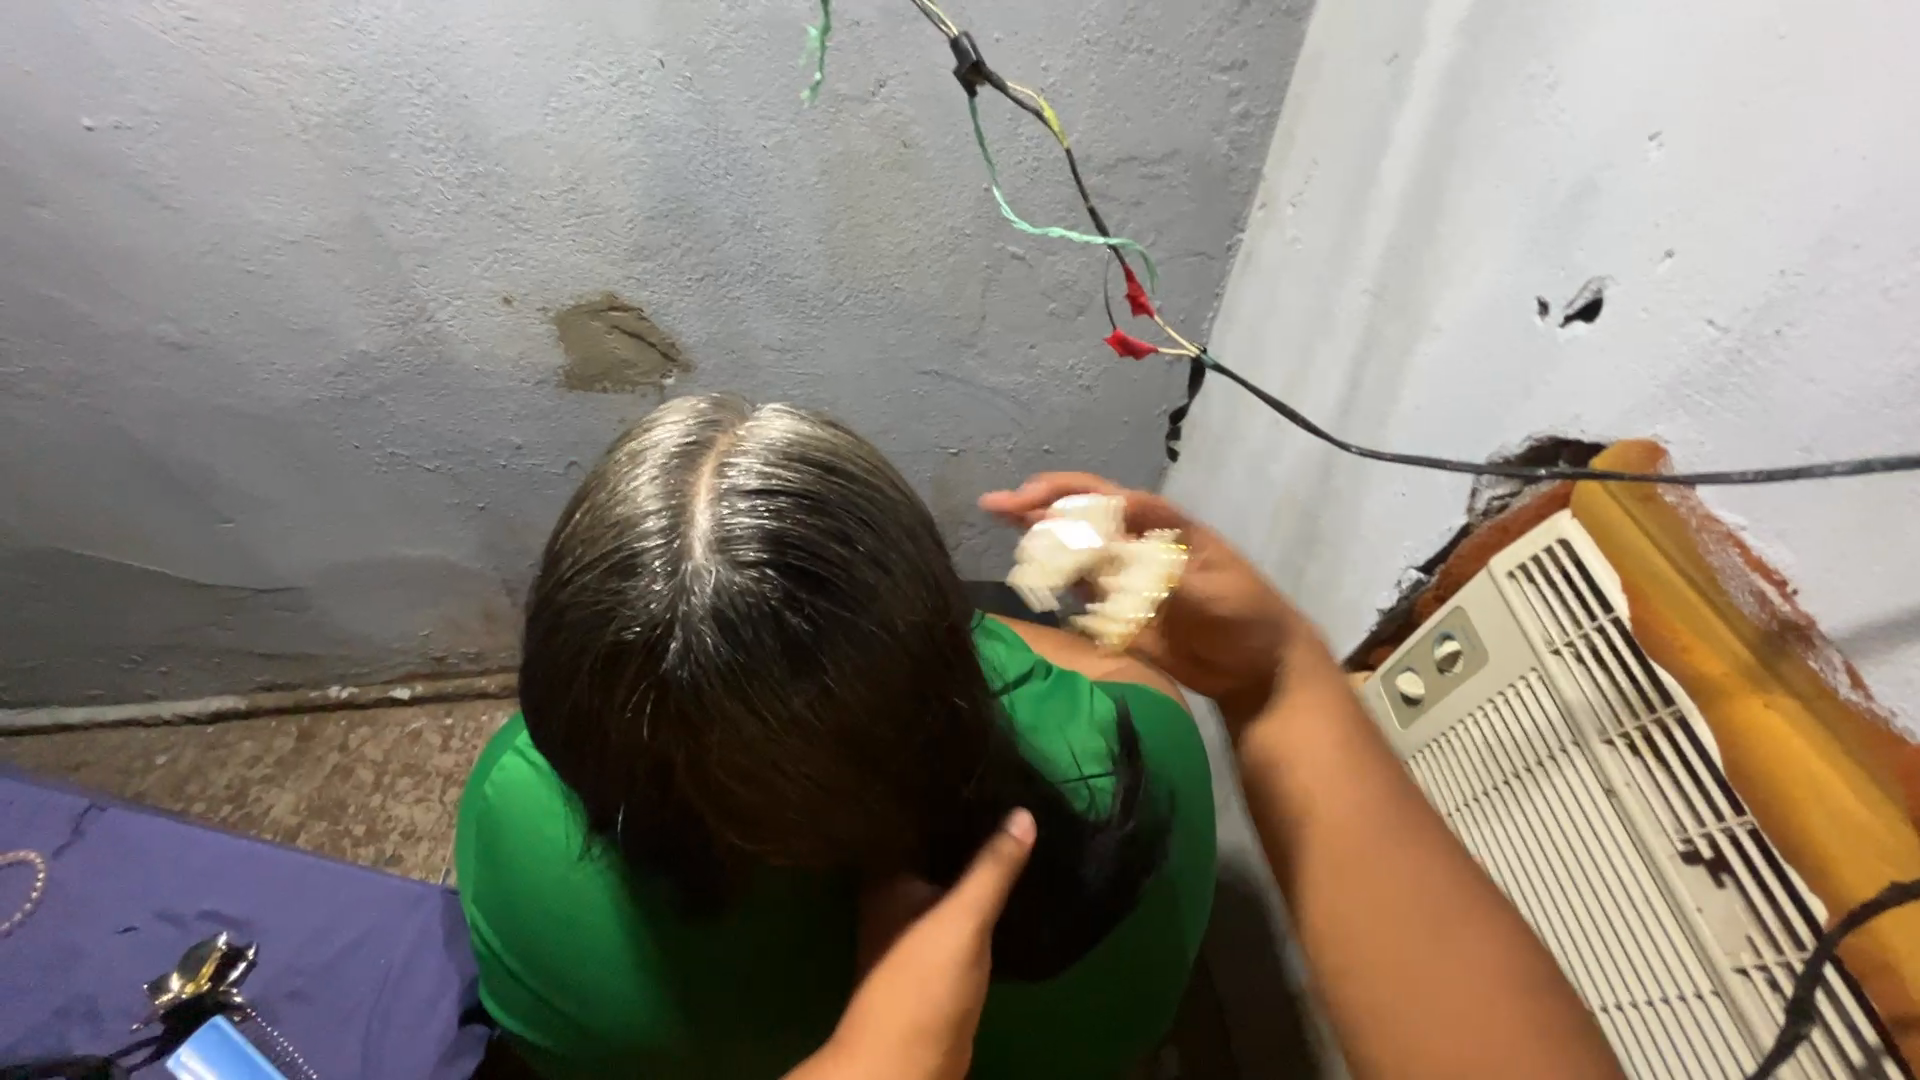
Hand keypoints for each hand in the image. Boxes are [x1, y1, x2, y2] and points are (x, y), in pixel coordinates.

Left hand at [787, 810, 1037, 1079]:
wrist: (909, 1065)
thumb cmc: (921, 982)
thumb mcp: (961, 918)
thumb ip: (992, 867)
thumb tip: (1023, 813)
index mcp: (887, 875)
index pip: (912, 819)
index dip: (939, 793)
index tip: (974, 765)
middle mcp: (896, 892)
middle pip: (933, 846)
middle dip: (964, 822)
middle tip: (1005, 785)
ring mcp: (917, 921)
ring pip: (949, 876)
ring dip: (975, 857)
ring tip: (1012, 816)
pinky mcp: (938, 949)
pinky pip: (963, 904)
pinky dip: (981, 889)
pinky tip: (1008, 871)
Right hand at [980, 472, 1303, 724]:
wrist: (1257, 668)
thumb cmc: (1245, 617)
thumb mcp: (1209, 589)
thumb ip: (1156, 568)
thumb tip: (1106, 546)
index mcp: (1163, 526)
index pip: (1107, 499)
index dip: (1067, 496)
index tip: (1031, 501)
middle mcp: (1137, 543)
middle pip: (1081, 516)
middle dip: (1040, 506)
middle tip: (995, 504)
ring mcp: (1124, 575)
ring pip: (1073, 546)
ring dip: (1039, 534)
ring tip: (1000, 521)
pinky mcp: (1117, 608)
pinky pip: (1079, 585)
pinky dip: (1053, 574)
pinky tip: (1028, 569)